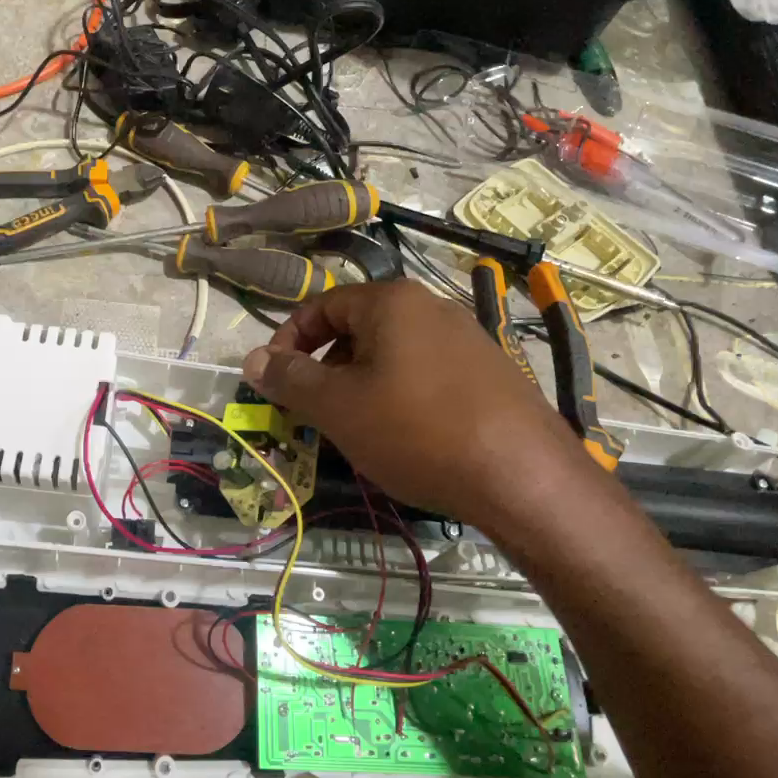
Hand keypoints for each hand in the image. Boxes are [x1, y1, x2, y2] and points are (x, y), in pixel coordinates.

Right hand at [241, 280, 599, 528]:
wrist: (524, 476)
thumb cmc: (416, 430)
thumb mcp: (338, 407)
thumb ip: (290, 379)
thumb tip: (253, 359)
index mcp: (391, 301)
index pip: (321, 307)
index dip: (289, 341)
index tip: (274, 381)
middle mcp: (431, 307)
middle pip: (358, 329)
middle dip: (326, 369)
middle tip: (313, 412)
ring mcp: (467, 339)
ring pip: (393, 354)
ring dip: (361, 386)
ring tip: (356, 431)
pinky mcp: (491, 373)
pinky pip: (427, 374)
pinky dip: (400, 398)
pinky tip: (405, 439)